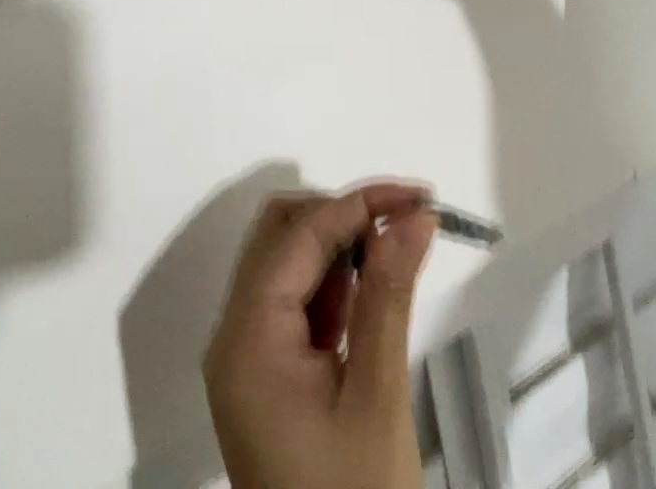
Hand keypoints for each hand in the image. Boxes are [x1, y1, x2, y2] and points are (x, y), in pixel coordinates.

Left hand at [203, 184, 438, 488]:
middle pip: (278, 238)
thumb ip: (390, 294)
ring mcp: (247, 354)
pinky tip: (373, 294)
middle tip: (409, 224)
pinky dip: (333, 283)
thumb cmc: (355, 488)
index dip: (358, 204)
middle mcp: (235, 336)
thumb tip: (415, 216)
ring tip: (399, 257)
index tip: (420, 196)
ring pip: (286, 265)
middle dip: (343, 217)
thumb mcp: (376, 391)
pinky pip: (293, 302)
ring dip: (340, 247)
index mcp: (247, 339)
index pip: (297, 237)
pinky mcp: (267, 371)